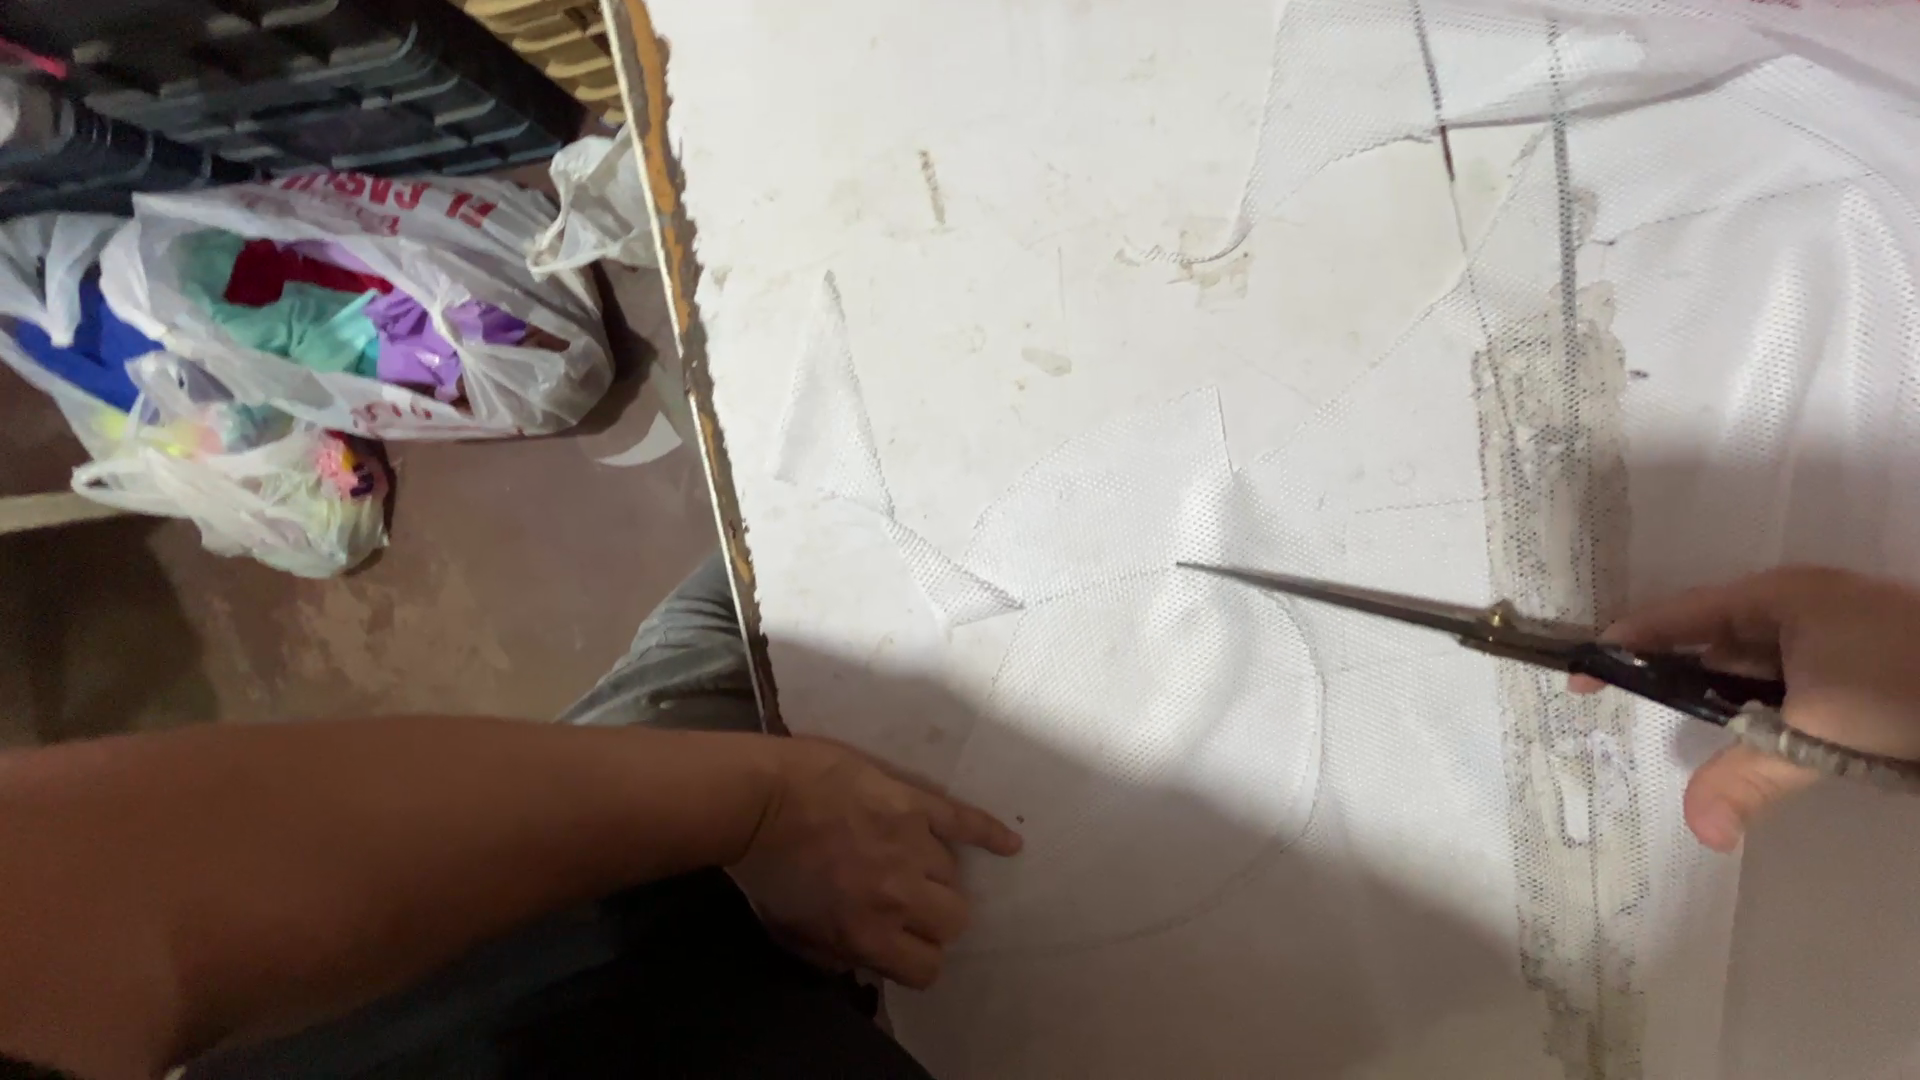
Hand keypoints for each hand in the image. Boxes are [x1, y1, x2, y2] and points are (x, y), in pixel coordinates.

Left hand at [729, 736, 1021, 987]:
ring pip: (952, 873)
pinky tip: (1012, 844)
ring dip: (935, 872)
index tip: (903, 941)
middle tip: (909, 900)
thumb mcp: (790, 931)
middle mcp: (898, 894)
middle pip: (952, 920)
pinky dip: (990, 833)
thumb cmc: (765, 867)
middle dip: (934, 916)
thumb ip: (834, 954)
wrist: (758, 798)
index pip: (927, 967)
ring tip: (909, 857)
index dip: (917, 956)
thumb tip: (868, 962)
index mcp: (867, 933)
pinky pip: (964, 820)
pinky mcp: (914, 802)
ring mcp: (911, 844)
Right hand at [1572, 566, 1919, 851]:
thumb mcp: (1828, 735)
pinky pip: (1789, 670)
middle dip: (1679, 677)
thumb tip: (1701, 834)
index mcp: (1774, 597)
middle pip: (1708, 638)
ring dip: (1731, 693)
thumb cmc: (1913, 690)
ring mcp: (1836, 621)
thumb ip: (1752, 776)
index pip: (1668, 618)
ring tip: (1720, 731)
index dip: (1619, 649)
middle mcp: (1797, 600)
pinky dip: (1770, 699)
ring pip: (1751, 658)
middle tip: (1656, 715)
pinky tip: (1773, 727)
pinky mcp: (1866, 648)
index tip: (1580, 681)